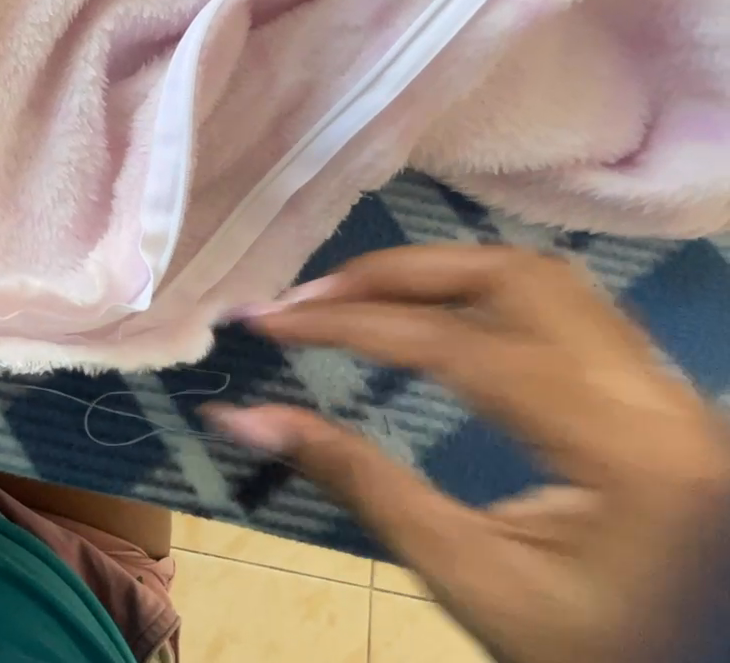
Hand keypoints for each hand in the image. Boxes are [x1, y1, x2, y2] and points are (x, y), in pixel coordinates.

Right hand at [204, 246, 729, 662]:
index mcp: (619, 447)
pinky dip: (470, 293)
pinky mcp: (652, 396)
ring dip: (432, 275)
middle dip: (393, 275)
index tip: (264, 322)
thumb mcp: (467, 577)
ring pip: (539, 280)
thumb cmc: (593, 647)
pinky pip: (557, 308)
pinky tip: (420, 317)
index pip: (455, 343)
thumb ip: (354, 480)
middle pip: (511, 277)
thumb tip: (238, 418)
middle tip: (309, 298)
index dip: (345, 322)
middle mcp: (654, 396)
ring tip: (351, 299)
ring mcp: (663, 390)